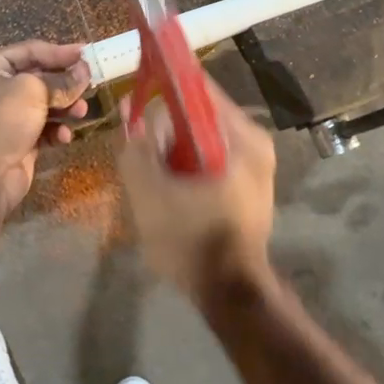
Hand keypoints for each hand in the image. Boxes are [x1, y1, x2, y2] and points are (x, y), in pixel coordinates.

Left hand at [0, 40, 90, 215]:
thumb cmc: (1, 123)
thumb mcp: (31, 91)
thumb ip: (60, 80)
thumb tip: (85, 71)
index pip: (30, 51)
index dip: (60, 52)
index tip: (89, 53)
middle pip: (39, 78)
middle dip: (65, 83)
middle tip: (91, 85)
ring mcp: (6, 117)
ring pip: (45, 104)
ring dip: (65, 107)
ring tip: (81, 113)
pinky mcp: (18, 140)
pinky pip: (44, 128)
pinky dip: (56, 130)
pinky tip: (64, 138)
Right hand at [116, 77, 276, 300]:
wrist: (229, 295)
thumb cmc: (193, 240)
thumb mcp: (150, 192)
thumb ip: (136, 147)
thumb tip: (128, 109)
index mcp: (241, 136)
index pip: (197, 88)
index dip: (162, 88)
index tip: (134, 100)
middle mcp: (255, 144)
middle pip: (197, 116)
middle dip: (164, 130)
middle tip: (139, 154)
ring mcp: (255, 167)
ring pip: (200, 140)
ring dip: (172, 151)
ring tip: (150, 177)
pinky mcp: (248, 187)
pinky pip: (209, 160)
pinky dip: (186, 166)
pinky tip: (167, 190)